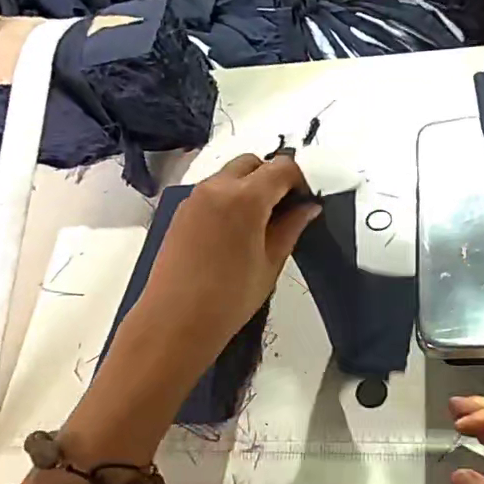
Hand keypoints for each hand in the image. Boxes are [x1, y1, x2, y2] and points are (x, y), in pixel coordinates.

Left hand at [128, 154, 320, 376]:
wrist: (175, 321)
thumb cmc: (229, 298)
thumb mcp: (271, 263)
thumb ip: (291, 227)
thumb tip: (308, 208)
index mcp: (245, 198)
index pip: (282, 168)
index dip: (300, 181)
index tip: (307, 202)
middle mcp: (217, 187)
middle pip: (253, 163)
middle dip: (273, 177)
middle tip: (286, 210)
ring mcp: (195, 198)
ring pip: (230, 174)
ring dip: (250, 186)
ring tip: (262, 224)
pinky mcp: (181, 212)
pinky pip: (212, 191)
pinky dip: (230, 198)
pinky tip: (237, 232)